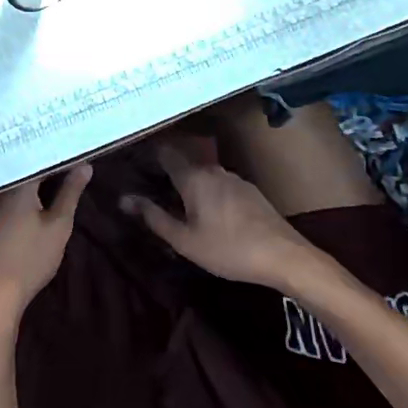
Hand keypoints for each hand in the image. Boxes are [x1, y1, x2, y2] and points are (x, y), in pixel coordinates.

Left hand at [0, 163, 93, 326]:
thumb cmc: (30, 258)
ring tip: (61, 166)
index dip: (59, 147)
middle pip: (25, 163)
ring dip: (37, 172)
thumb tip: (85, 165)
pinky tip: (40, 190)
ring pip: (16, 177)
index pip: (39, 153)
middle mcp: (0, 186)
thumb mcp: (59, 225)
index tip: (77, 142)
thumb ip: (70, 192)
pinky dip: (25, 186)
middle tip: (73, 151)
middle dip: (48, 158)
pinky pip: (9, 190)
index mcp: (17, 183)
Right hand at [121, 140, 327, 291]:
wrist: (283, 255)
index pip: (164, 152)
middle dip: (165, 171)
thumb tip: (124, 199)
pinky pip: (218, 183)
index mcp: (193, 177)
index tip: (132, 163)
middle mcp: (213, 169)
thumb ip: (154, 217)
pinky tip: (205, 211)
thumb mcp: (185, 240)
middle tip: (148, 186)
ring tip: (174, 201)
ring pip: (202, 173)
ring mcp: (233, 178)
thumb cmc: (228, 249)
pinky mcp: (248, 190)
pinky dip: (205, 191)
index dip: (147, 154)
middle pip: (183, 162)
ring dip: (187, 183)